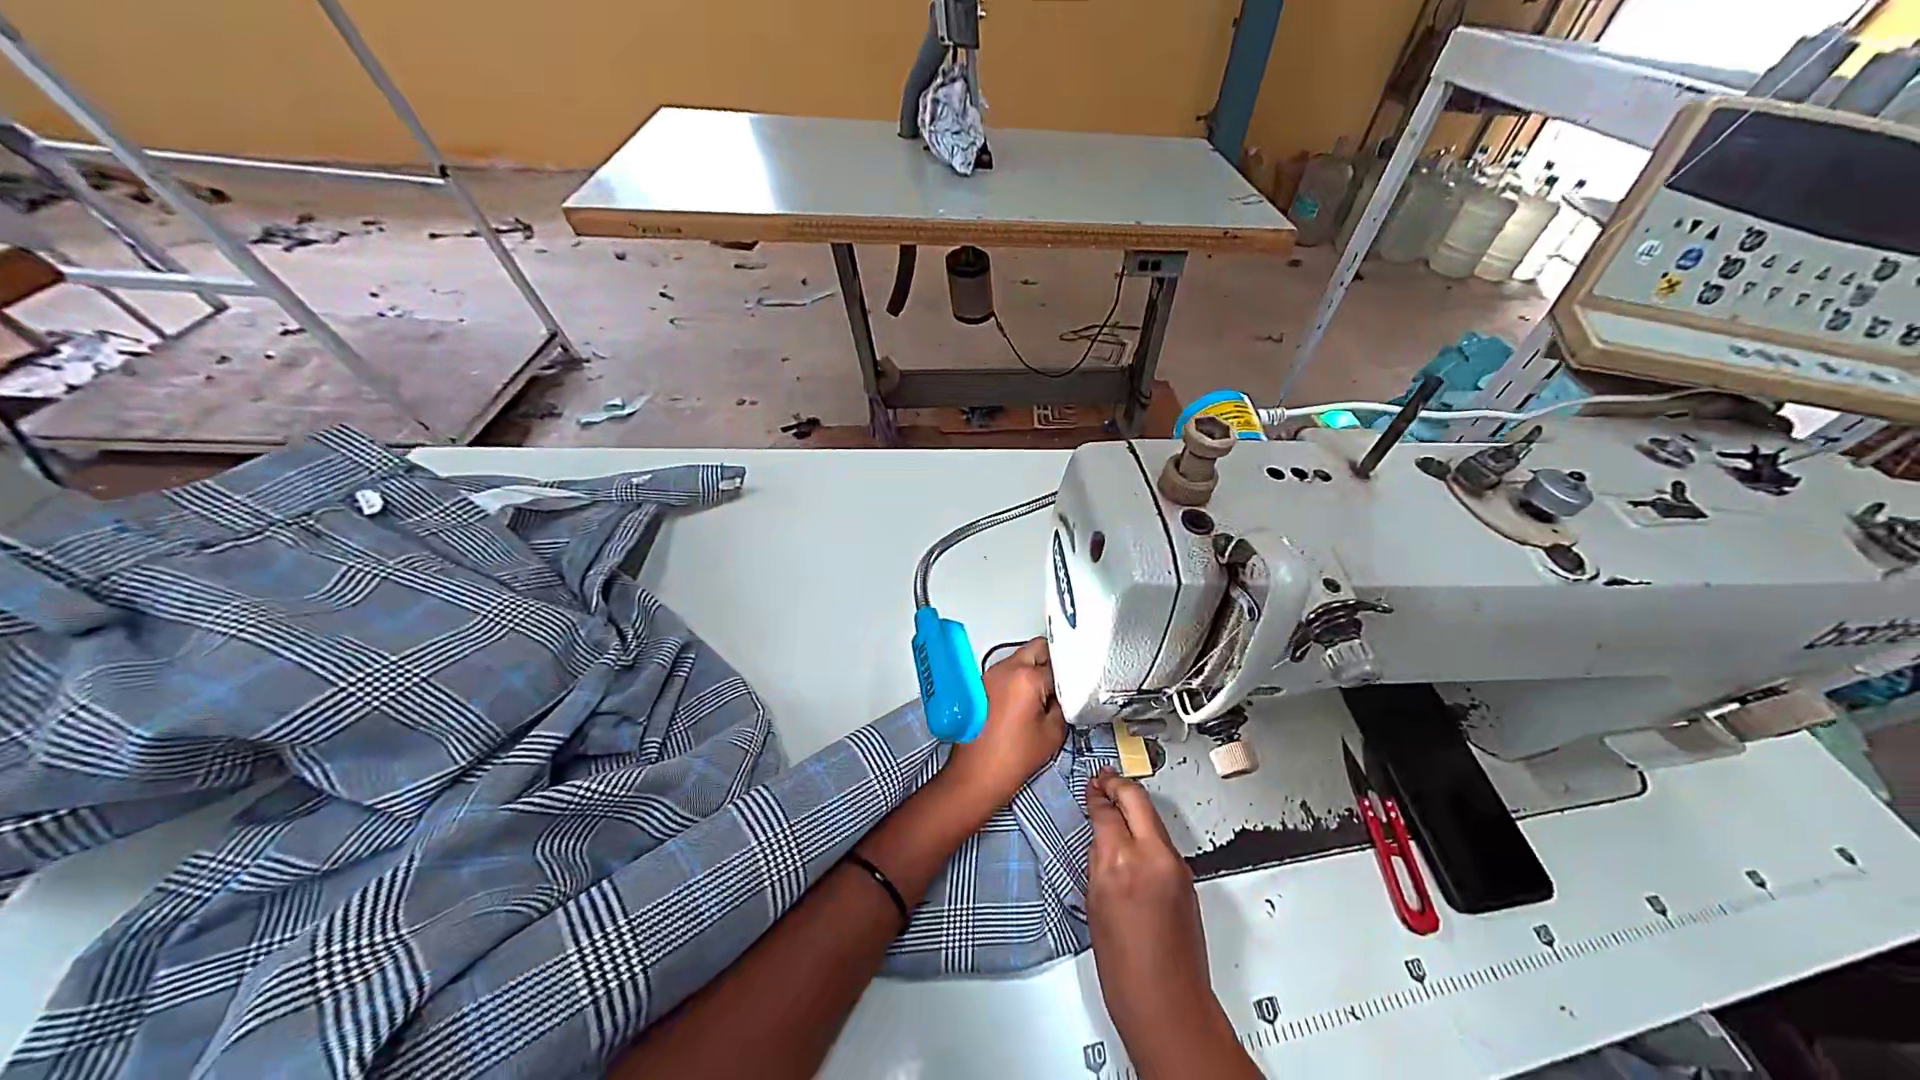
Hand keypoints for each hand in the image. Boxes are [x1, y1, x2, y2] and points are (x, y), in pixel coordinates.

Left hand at [942, 637, 1066, 811]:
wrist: (977, 774)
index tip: (1076, 689)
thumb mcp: (1053, 732)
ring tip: (1045, 696)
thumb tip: (1061, 695)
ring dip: (1034, 668)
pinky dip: (1019, 678)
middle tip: (1062, 684)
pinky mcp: (981, 684)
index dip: (1070, 680)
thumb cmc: (1013, 757)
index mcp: (1026, 677)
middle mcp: (1005, 668)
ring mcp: (990, 674)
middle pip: (1037, 648)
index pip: (1059, 666)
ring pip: (1020, 657)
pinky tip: (1027, 701)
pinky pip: (1007, 671)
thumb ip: (1063, 705)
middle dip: (1052, 661)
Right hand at [1086, 770, 1235, 1068]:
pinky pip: (1163, 840)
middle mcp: (1152, 857)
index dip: (1096, 794)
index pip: (1106, 810)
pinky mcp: (1187, 877)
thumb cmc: (1125, 967)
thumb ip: (1099, 858)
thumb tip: (1100, 833)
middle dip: (1117, 785)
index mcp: (1120, 863)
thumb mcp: (1094, 902)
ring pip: (1152, 816)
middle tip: (1103, 779)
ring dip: (1134, 805)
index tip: (1091, 788)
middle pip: (1136, 798)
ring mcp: (1175, 866)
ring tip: (1115, 804)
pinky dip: (1147, 830)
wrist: (1166, 1000)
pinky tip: (1134, 836)